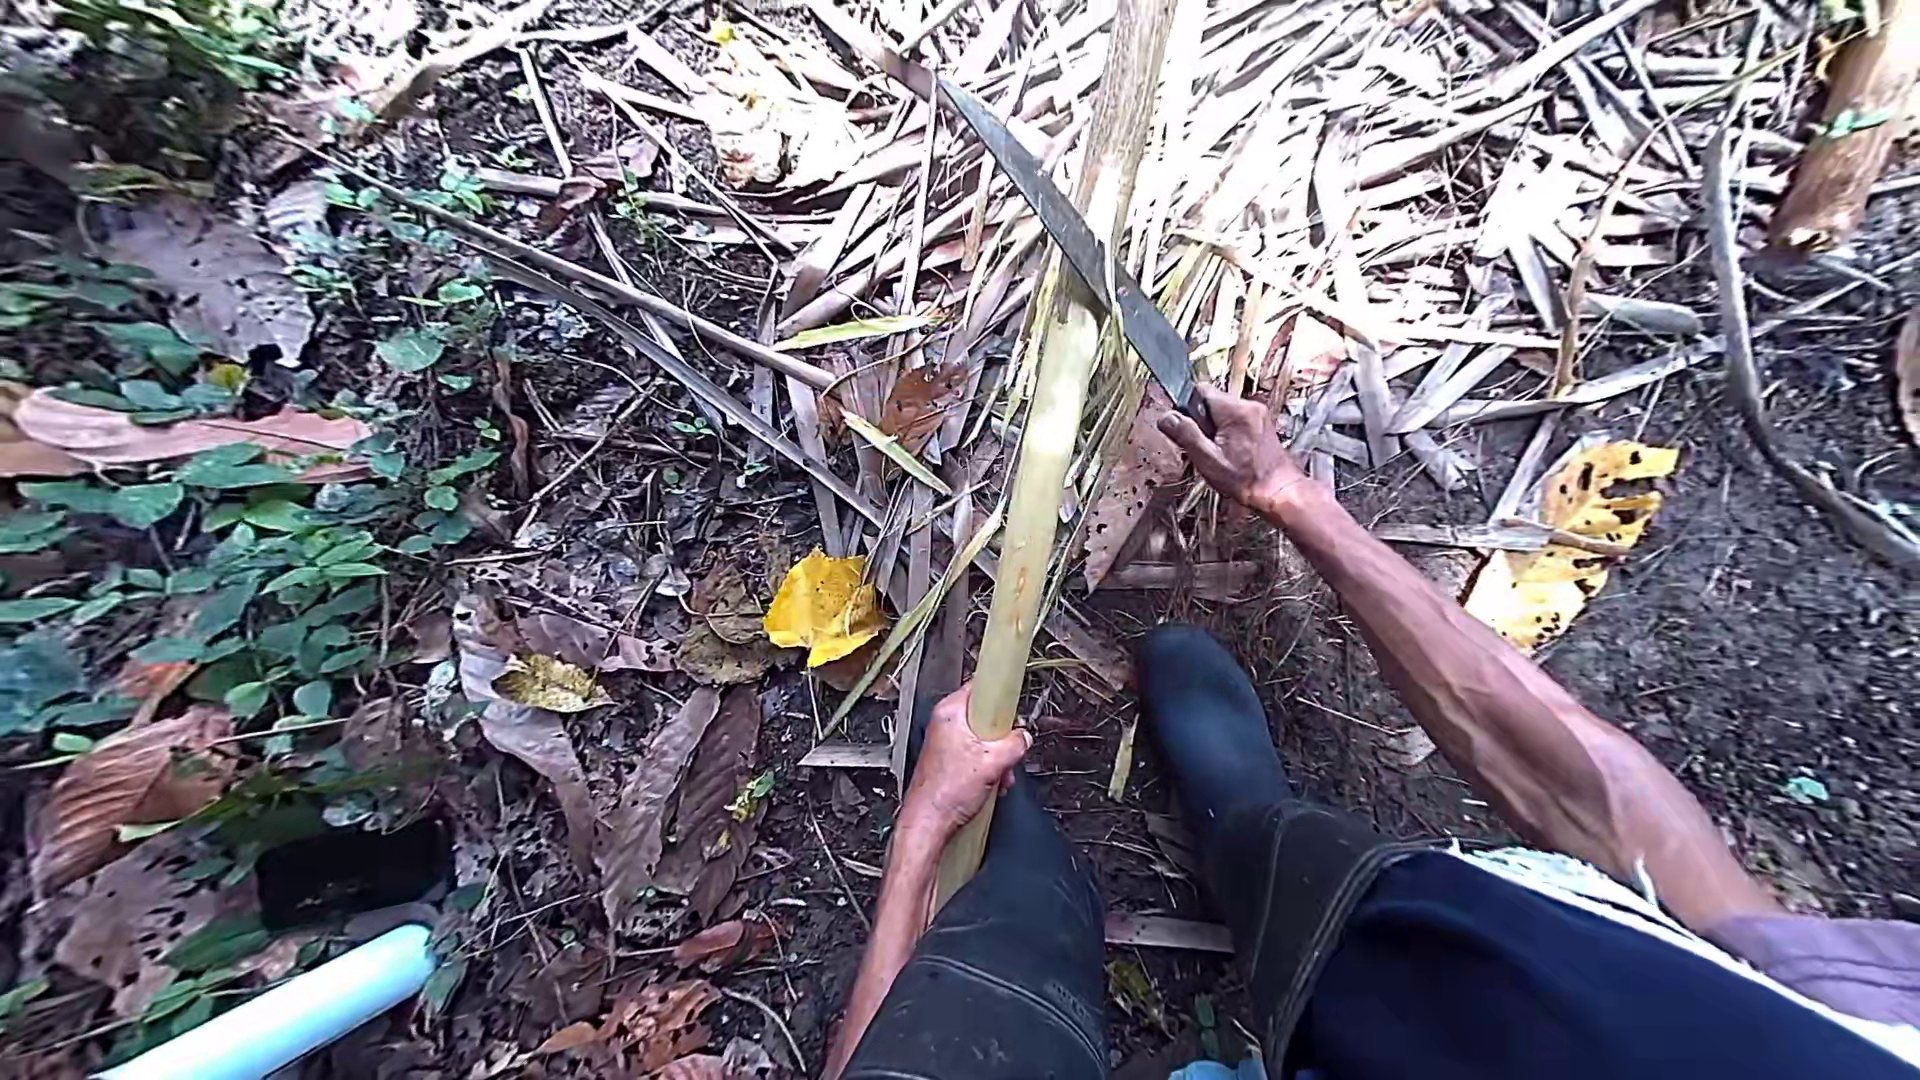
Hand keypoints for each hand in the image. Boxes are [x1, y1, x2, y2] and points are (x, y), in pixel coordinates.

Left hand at [898, 684, 1030, 841]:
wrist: (928, 823)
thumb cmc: (945, 792)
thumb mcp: (993, 762)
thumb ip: (1015, 744)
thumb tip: (1024, 737)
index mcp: (950, 711)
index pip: (980, 686)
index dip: (1000, 695)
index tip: (1013, 703)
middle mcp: (946, 722)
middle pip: (986, 715)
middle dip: (1002, 736)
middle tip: (1007, 750)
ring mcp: (947, 740)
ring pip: (983, 737)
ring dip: (998, 755)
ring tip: (1000, 774)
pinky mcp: (949, 757)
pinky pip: (977, 752)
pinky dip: (988, 765)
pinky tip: (993, 783)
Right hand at [1158, 385, 1313, 517]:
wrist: (1277, 490)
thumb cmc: (1245, 479)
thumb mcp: (1207, 459)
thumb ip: (1185, 434)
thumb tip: (1166, 417)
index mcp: (1234, 411)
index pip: (1200, 390)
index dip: (1187, 408)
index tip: (1188, 428)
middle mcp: (1248, 406)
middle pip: (1210, 401)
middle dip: (1201, 421)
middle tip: (1204, 446)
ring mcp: (1257, 413)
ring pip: (1222, 411)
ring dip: (1214, 428)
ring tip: (1218, 451)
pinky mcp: (1261, 422)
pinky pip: (1235, 419)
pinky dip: (1227, 432)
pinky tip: (1230, 451)